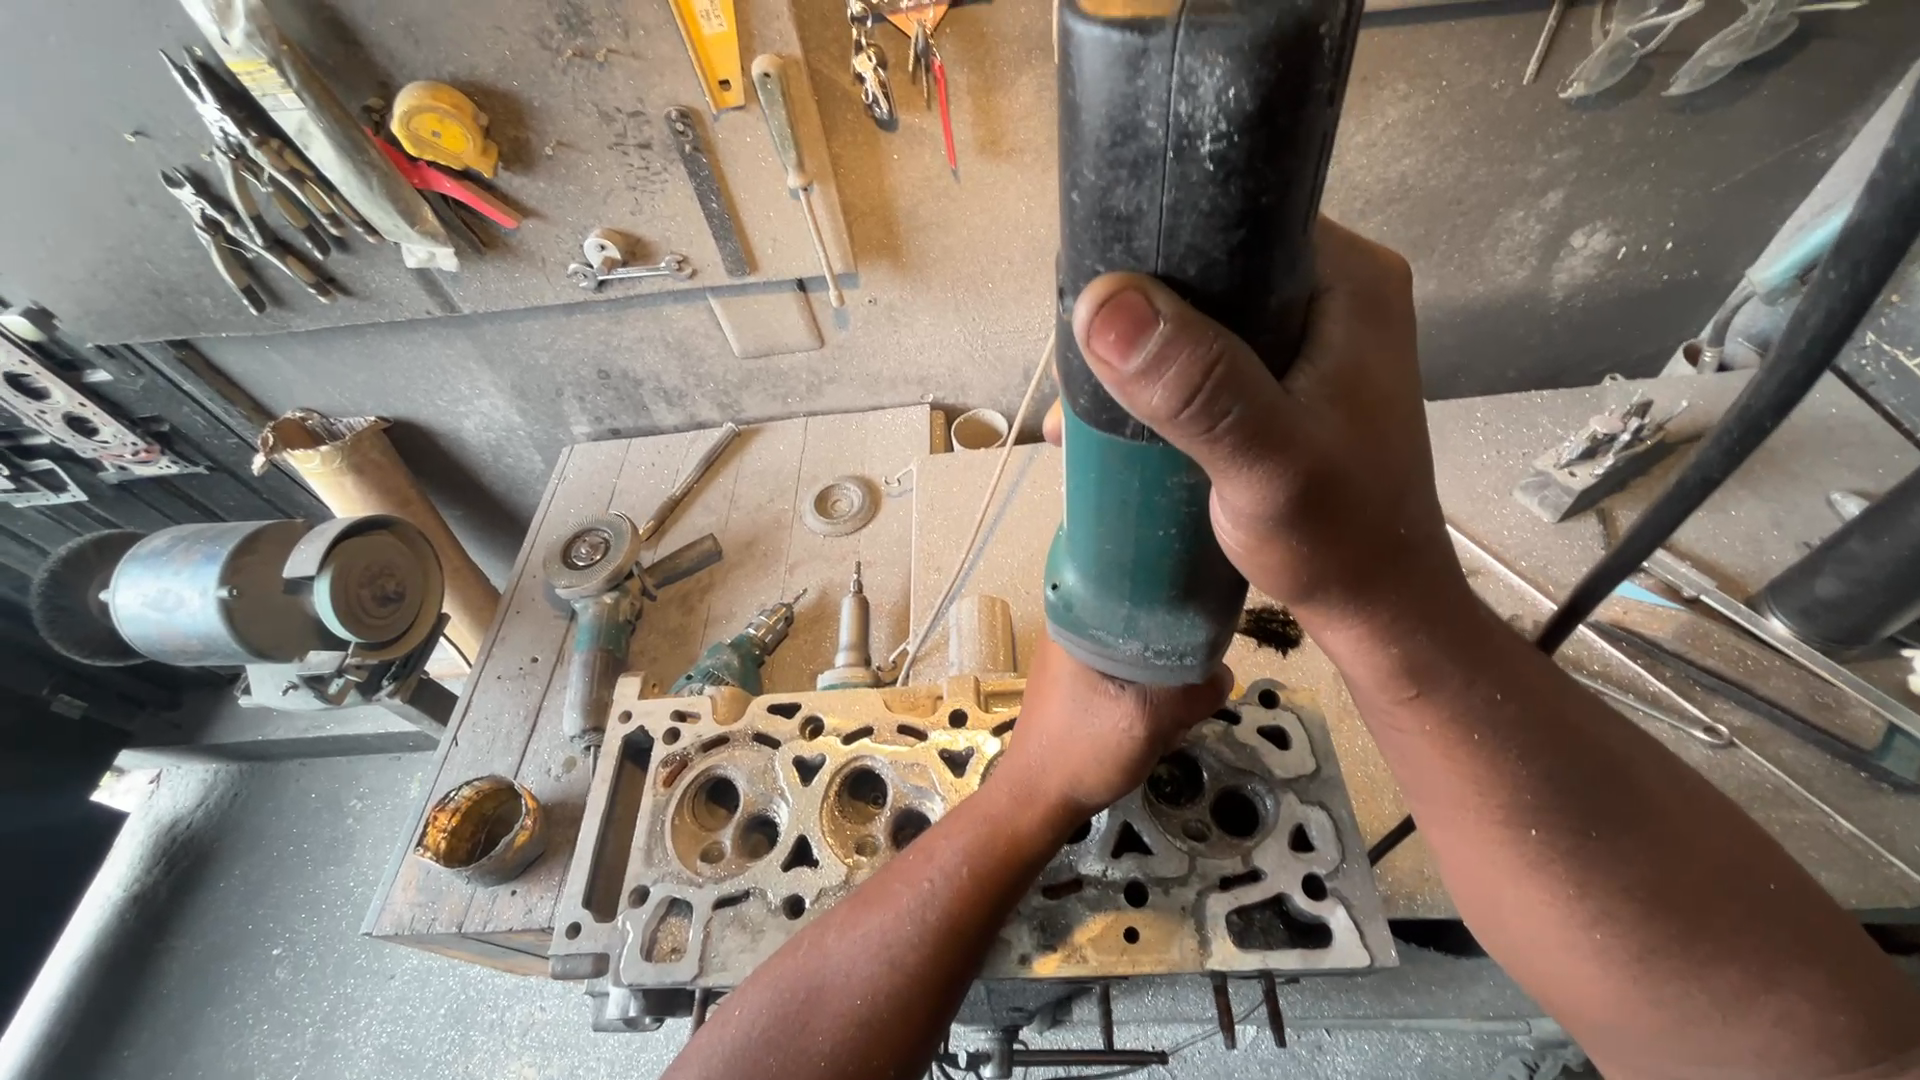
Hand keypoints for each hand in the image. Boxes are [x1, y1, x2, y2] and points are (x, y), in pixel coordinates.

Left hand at [993, 637, 1229, 823]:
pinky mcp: (1075, 687)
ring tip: (1165, 716)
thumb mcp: (1149, 718)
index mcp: (1075, 619)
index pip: (1140, 595)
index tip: (1204, 634)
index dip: (1177, 614)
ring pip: (1135, 659)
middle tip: (1181, 694)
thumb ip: (1193, 691)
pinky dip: (1141, 698)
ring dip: (1157, 687)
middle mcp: (1069, 630)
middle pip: (1142, 629)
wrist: (1037, 799)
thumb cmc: (1083, 751)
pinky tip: (1149, 724)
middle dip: (1170, 662)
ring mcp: (1071, 660)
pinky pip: (1122, 679)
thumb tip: (1222, 675)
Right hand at [1044, 217, 1465, 630]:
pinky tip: (1118, 418)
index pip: (1232, 215)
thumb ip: (1197, 387)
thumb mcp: (1266, 462)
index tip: (1086, 294)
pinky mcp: (1280, 382)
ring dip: (1136, 357)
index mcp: (1345, 278)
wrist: (1374, 607)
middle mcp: (1327, 292)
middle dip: (1132, 315)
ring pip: (1195, 317)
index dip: (1153, 244)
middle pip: (1204, 268)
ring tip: (1083, 401)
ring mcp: (1304, 339)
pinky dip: (1156, 385)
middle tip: (1077, 367)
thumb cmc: (1338, 540)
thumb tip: (1103, 302)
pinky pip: (1201, 360)